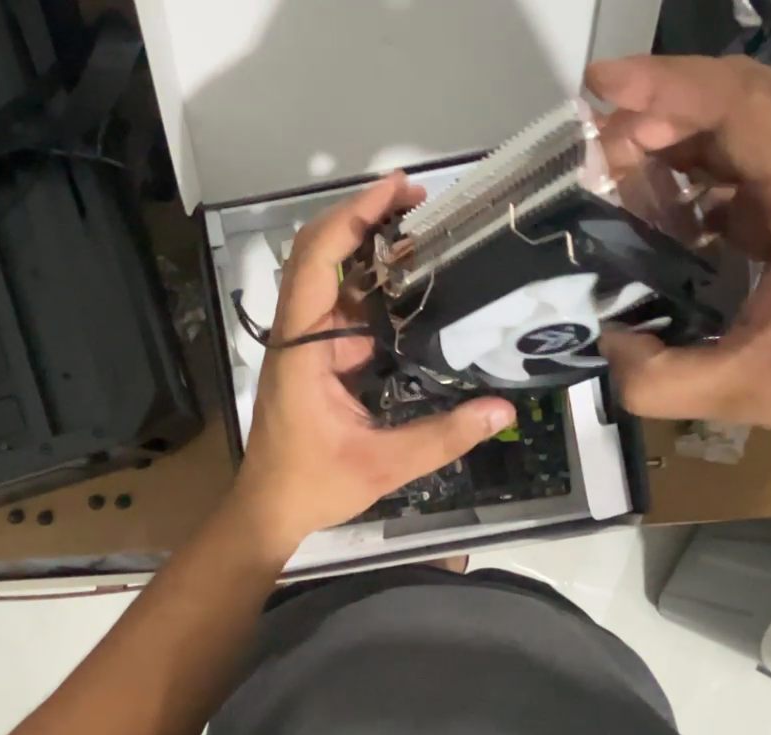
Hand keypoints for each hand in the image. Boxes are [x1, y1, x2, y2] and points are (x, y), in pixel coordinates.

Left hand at [229, 174, 515, 552]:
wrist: (269, 510)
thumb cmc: (312, 486)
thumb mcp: (381, 465)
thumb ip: (441, 438)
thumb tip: (501, 411)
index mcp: (301, 351)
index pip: (316, 263)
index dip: (352, 217)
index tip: (397, 188)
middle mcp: (296, 339)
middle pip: (318, 258)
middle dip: (363, 221)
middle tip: (419, 203)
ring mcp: (302, 349)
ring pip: (330, 284)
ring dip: (370, 256)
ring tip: (425, 238)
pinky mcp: (313, 364)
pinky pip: (341, 315)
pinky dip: (372, 296)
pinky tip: (412, 293)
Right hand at [585, 55, 770, 449]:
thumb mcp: (740, 395)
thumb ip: (655, 379)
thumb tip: (607, 340)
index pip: (745, 109)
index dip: (667, 90)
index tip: (598, 89)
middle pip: (752, 94)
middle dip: (666, 102)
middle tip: (598, 140)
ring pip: (761, 115)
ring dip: (687, 127)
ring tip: (622, 163)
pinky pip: (770, 150)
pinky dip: (712, 157)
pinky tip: (673, 198)